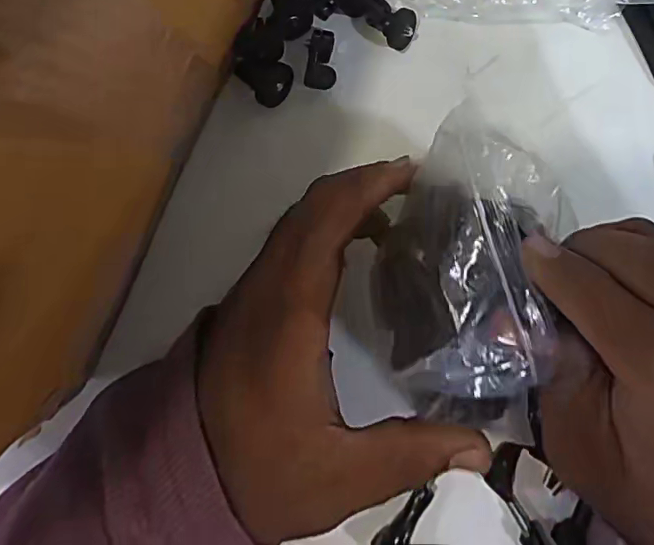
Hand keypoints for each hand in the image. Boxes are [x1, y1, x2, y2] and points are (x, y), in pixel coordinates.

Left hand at [198, 159, 492, 542]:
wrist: (170, 479)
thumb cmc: (258, 469)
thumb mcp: (337, 477)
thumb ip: (411, 455)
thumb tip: (483, 447)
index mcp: (291, 310)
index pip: (327, 221)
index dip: (369, 187)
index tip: (412, 174)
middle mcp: (269, 283)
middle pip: (314, 204)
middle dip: (365, 180)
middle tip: (415, 181)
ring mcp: (255, 286)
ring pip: (301, 214)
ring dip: (347, 195)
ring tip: (397, 203)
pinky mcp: (251, 295)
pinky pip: (294, 233)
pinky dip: (330, 216)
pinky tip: (362, 241)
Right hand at [522, 218, 653, 544]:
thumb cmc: (640, 484)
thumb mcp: (579, 447)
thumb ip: (555, 371)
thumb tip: (522, 304)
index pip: (646, 342)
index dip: (584, 288)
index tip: (535, 254)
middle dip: (601, 254)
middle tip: (555, 253)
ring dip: (624, 243)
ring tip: (583, 255)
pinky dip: (651, 246)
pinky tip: (620, 258)